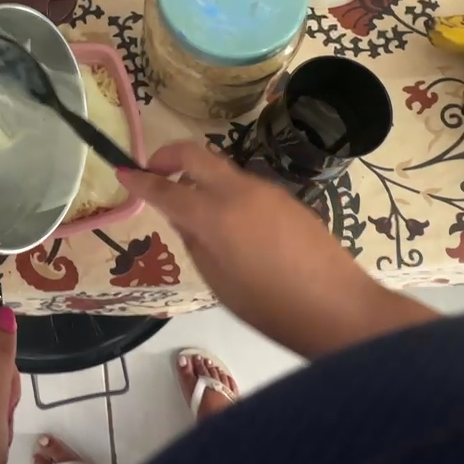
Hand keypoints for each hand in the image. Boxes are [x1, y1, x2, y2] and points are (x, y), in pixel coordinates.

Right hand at [118, 142, 434, 358]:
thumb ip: (195, 241)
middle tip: (153, 172)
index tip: (121, 171)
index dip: (139, 179)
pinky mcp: (284, 198)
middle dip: (166, 156)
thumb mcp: (218, 281)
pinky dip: (224, 192)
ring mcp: (263, 190)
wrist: (342, 310)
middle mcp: (236, 191)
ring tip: (194, 209)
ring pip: (219, 168)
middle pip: (192, 154)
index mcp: (213, 216)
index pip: (165, 188)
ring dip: (197, 176)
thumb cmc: (271, 307)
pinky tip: (232, 225)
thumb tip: (184, 217)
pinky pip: (242, 185)